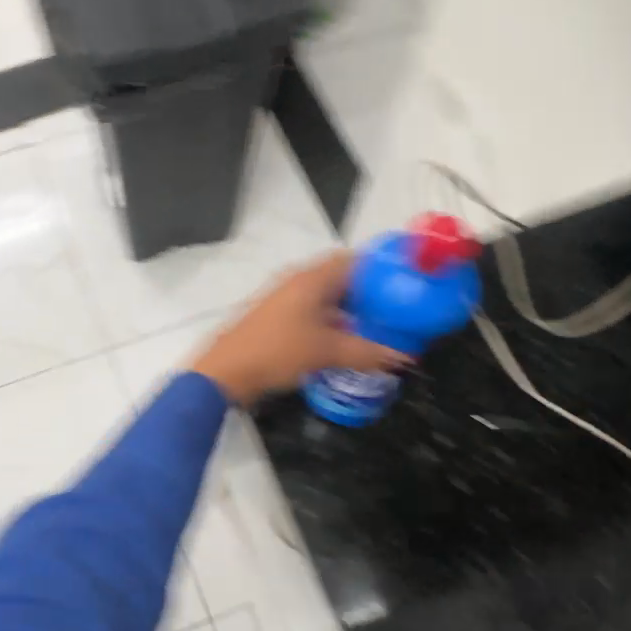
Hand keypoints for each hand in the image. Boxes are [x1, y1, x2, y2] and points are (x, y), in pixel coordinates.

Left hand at [190, 252, 411, 406]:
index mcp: (311, 278)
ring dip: (351, 311)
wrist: (225, 372)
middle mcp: (298, 281)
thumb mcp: (328, 352)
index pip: (354, 259)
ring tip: (380, 329)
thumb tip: (404, 357)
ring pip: (327, 298)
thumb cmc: (276, 352)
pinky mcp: (277, 319)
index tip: (405, 284)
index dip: (381, 268)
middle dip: (370, 294)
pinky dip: (333, 323)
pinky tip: (348, 343)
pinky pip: (314, 314)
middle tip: (397, 312)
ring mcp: (285, 299)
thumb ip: (368, 353)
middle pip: (342, 279)